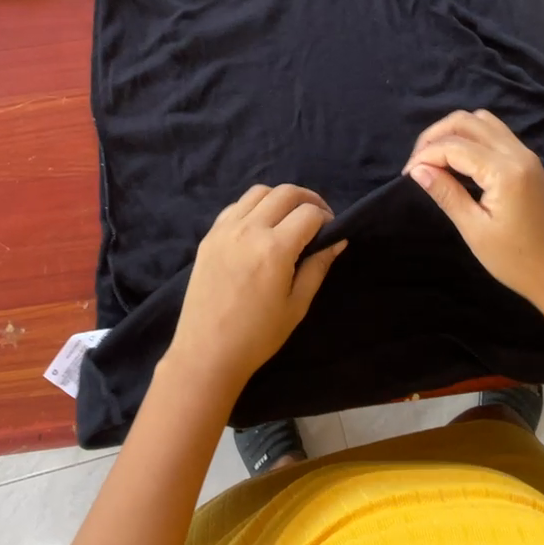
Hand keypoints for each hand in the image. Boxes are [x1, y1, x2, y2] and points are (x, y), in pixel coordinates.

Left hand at [168, 184, 347, 393]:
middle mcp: (249, 229)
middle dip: (308, 200)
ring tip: (289, 217)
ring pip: (259, 192)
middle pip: (286, 193)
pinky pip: (235, 206)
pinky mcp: (209, 236)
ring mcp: (225, 229)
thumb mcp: (297, 306)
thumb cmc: (258, 336)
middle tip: (318, 217)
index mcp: (274, 248)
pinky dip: (254, 206)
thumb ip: (317, 267)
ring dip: (280, 198)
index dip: (327, 218)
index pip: (309, 214)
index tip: (332, 231)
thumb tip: (336, 241)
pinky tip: (260, 226)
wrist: (206, 353)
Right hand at [405, 109, 543, 312]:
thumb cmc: (516, 261)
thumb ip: (446, 193)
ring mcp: (525, 154)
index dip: (424, 156)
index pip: (453, 146)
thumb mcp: (474, 230)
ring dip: (452, 132)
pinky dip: (470, 136)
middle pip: (465, 121)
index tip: (406, 176)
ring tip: (434, 159)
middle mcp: (516, 153)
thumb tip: (417, 170)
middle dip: (435, 136)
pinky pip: (494, 132)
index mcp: (504, 171)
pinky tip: (458, 159)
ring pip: (481, 121)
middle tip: (417, 164)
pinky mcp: (528, 161)